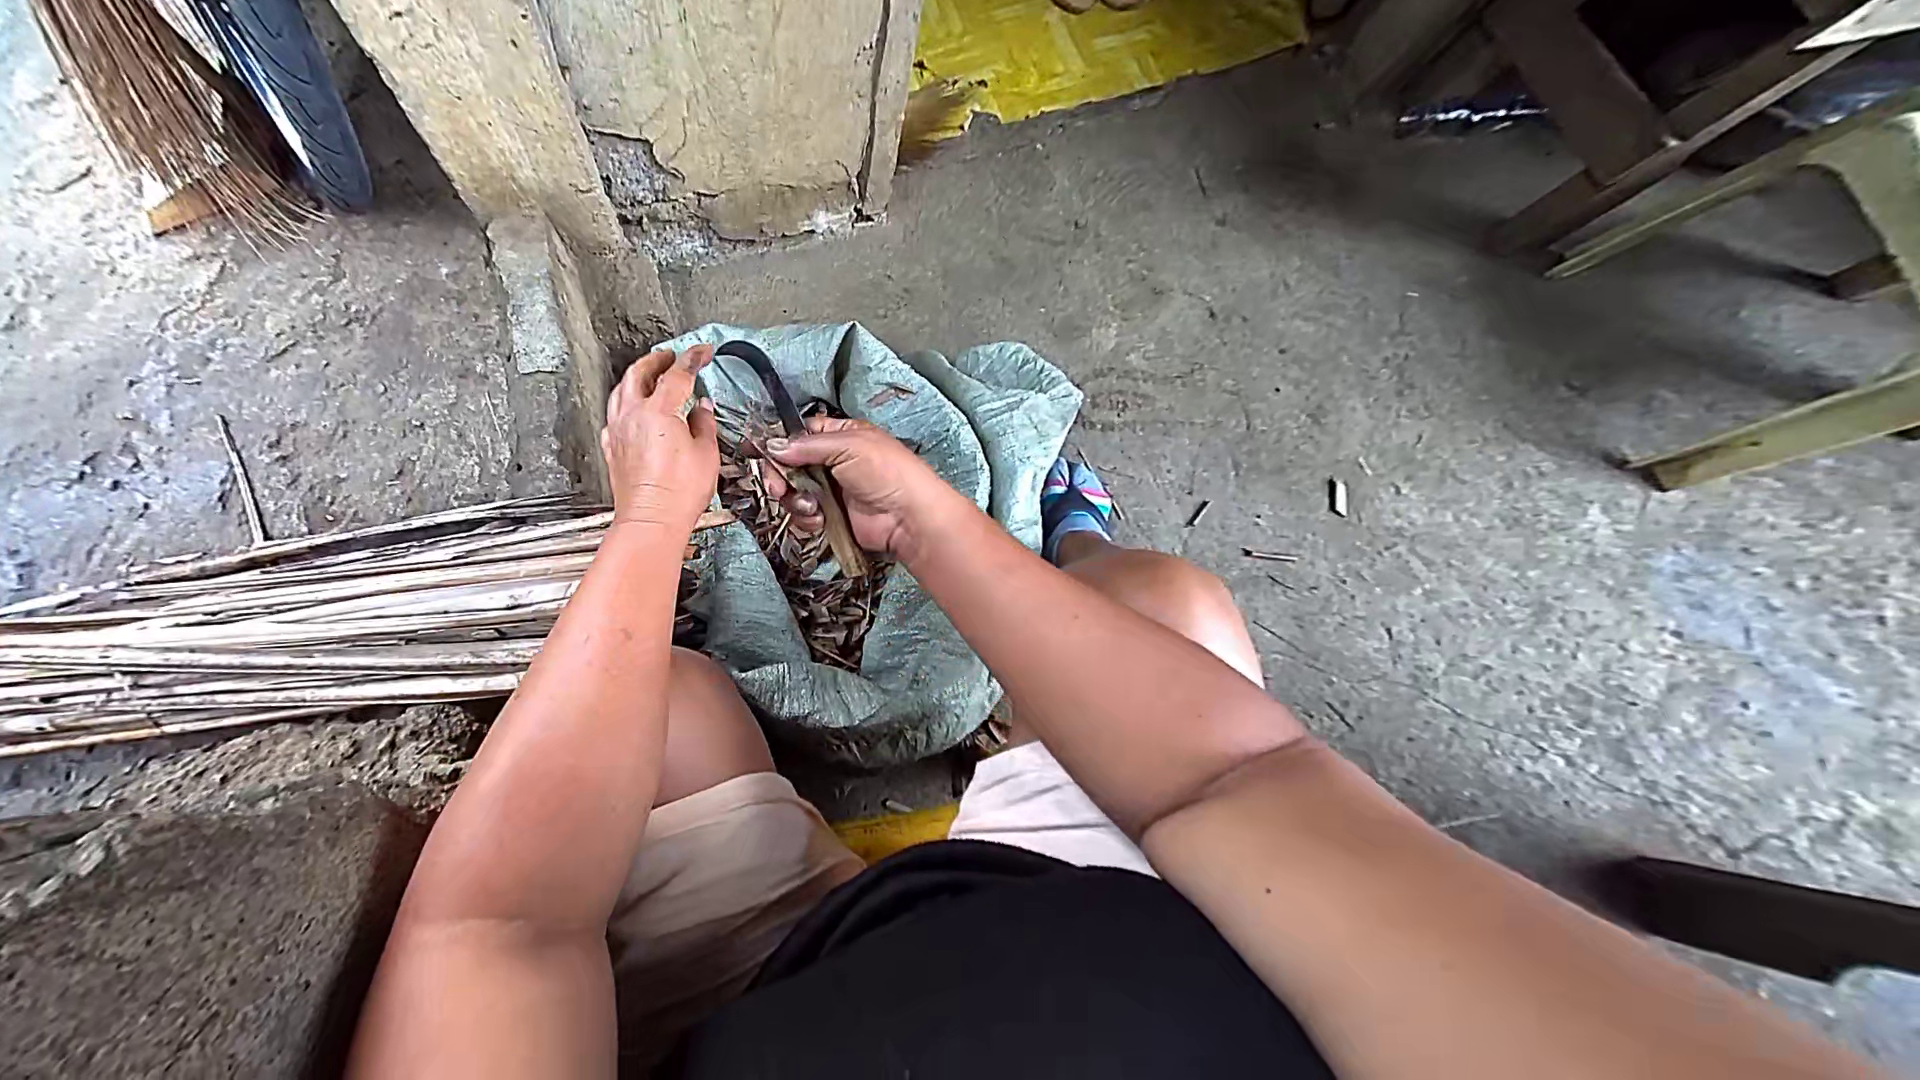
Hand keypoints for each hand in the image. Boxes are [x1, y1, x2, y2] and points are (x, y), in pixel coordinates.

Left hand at [601, 346, 719, 533]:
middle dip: (656, 360)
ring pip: (621, 391)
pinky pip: (614, 414)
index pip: (678, 374)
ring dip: (636, 377)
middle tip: (670, 355)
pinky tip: (632, 409)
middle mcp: (633, 416)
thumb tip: (702, 410)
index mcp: (659, 412)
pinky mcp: (612, 448)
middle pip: (640, 374)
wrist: (653, 520)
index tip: (702, 351)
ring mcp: (618, 431)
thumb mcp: (707, 454)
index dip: (692, 358)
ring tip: (649, 375)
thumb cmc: (679, 493)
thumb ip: (704, 425)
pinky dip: (625, 404)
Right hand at [762, 417, 962, 558]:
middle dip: (780, 476)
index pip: (800, 433)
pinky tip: (821, 520)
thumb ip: (807, 445)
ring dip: (795, 500)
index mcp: (842, 435)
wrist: (908, 517)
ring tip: (812, 506)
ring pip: (793, 492)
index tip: (758, 452)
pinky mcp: (832, 517)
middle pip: (790, 465)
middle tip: (778, 488)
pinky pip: (805, 515)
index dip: (779, 442)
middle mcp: (833, 461)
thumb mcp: (849, 445)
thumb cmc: (886, 472)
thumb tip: (771, 445)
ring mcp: (832, 490)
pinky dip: (807, 519)